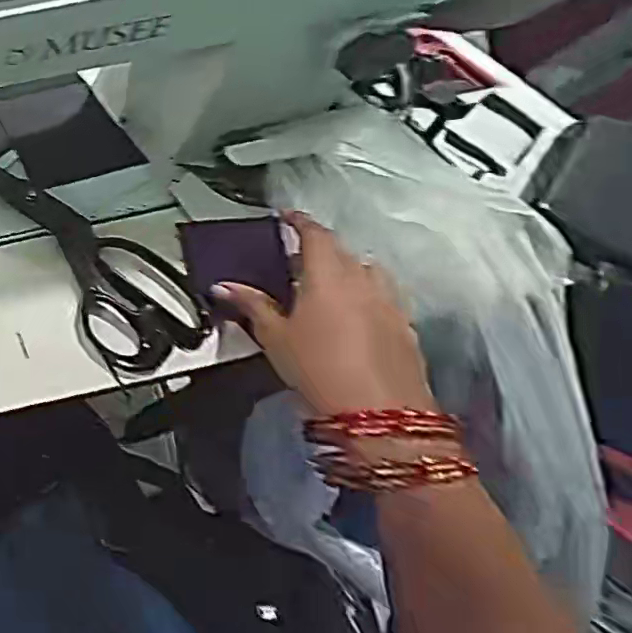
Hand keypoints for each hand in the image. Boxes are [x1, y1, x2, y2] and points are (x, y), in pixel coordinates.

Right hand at [216, 212, 438, 416]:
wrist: (381, 416)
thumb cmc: (319, 368)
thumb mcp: (273, 335)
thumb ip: (251, 304)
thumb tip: (226, 287)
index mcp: (328, 277)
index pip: (316, 235)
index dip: (300, 222)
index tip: (286, 217)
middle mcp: (364, 283)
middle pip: (343, 251)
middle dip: (320, 247)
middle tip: (296, 255)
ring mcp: (390, 305)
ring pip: (368, 271)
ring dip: (347, 268)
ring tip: (325, 281)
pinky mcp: (405, 328)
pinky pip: (383, 295)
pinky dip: (364, 292)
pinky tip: (349, 311)